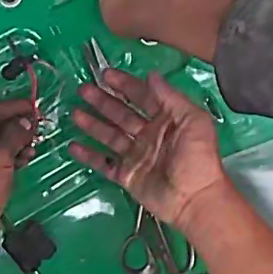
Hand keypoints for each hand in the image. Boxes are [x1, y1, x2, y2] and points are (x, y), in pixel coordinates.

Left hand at [0, 99, 35, 233]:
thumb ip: (14, 133)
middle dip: (18, 125)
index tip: (33, 106)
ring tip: (33, 144)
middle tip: (37, 126)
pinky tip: (25, 158)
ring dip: (18, 141)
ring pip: (0, 141)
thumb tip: (25, 122)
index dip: (15, 106)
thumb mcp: (0, 154)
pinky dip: (13, 155)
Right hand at [69, 70, 230, 228]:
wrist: (193, 198)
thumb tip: (152, 76)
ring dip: (93, 124)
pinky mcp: (127, 175)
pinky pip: (104, 163)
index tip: (106, 75)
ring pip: (110, 136)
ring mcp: (136, 156)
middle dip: (103, 101)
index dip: (125, 85)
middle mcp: (149, 136)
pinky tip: (74, 146)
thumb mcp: (193, 120)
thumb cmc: (198, 158)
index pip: (142, 97)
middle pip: (122, 114)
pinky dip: (89, 156)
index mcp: (167, 120)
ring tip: (76, 113)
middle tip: (84, 90)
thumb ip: (171, 97)